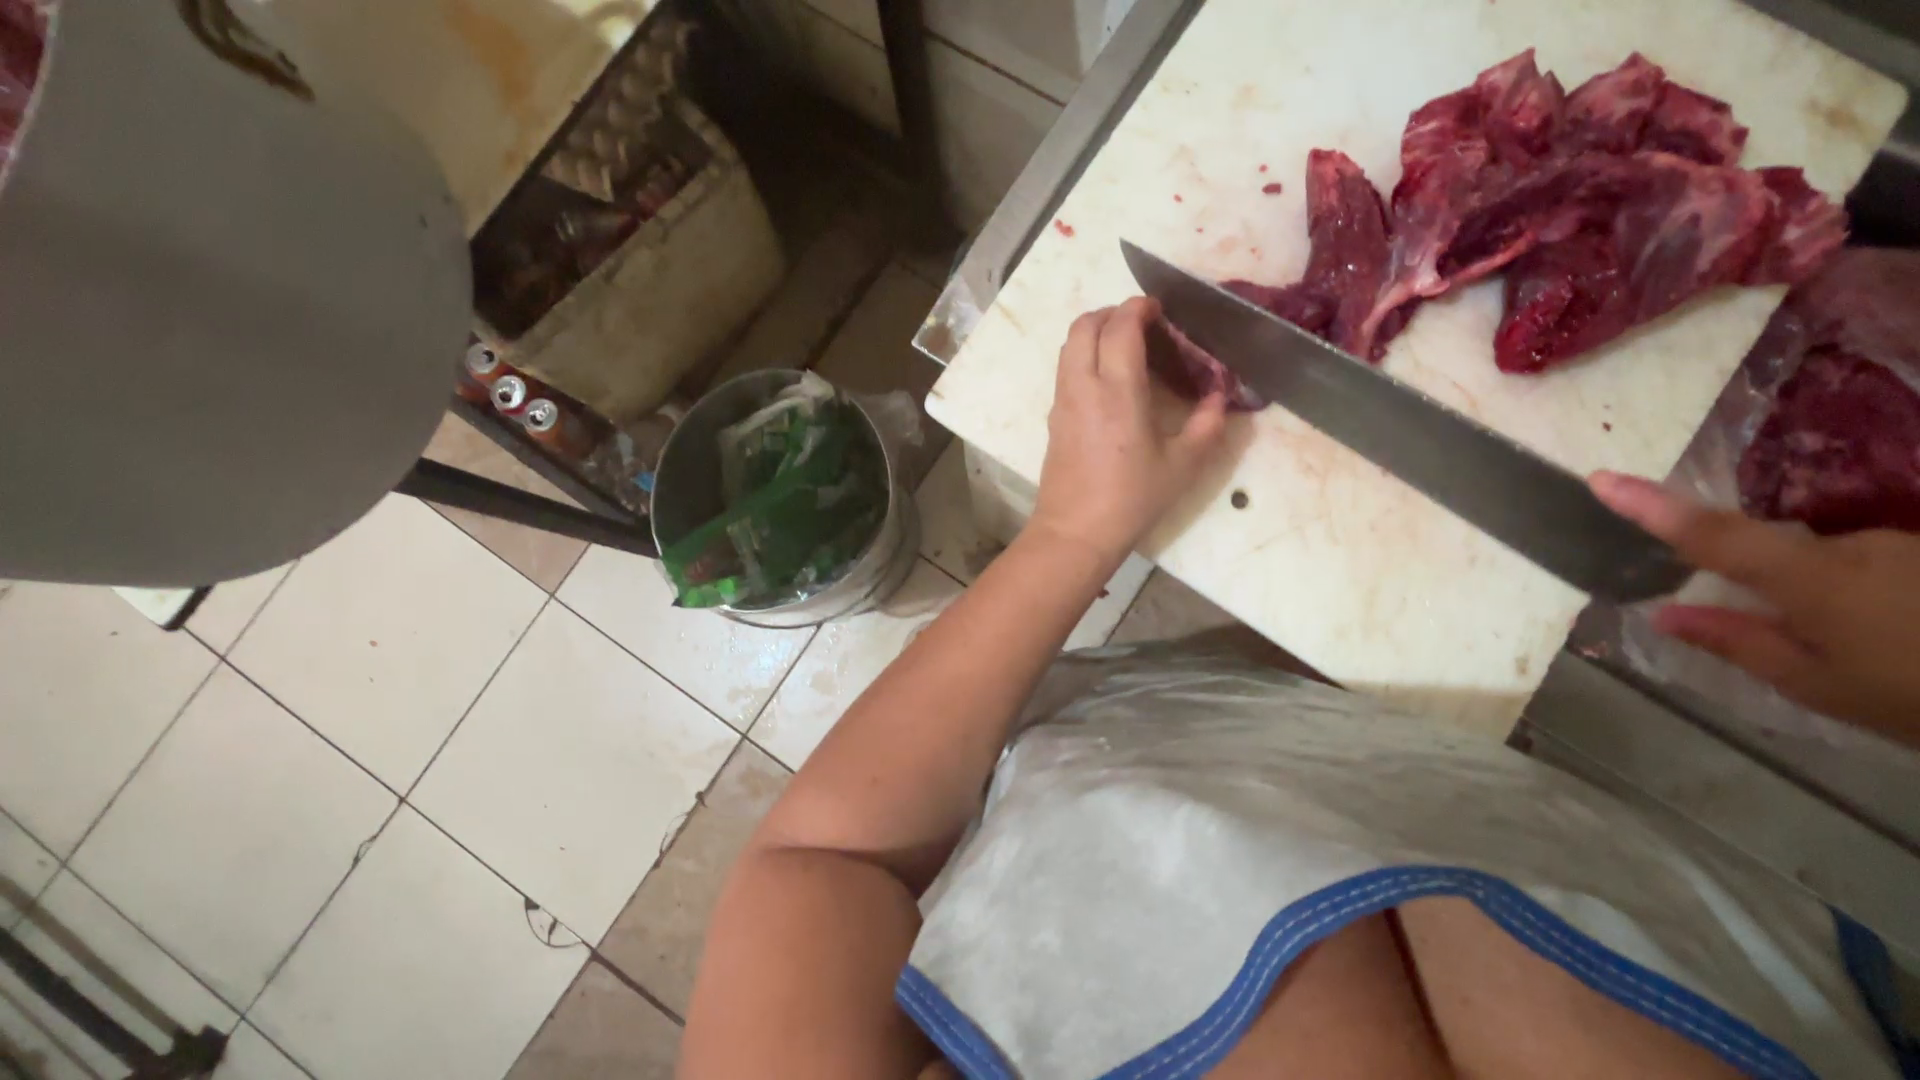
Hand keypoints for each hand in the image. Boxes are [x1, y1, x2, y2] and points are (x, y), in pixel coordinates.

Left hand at [1028, 298, 1228, 565]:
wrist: (1075, 531)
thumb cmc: (1131, 498)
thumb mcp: (1183, 465)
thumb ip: (1207, 425)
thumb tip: (1222, 398)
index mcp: (1117, 389)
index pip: (1120, 326)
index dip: (1139, 308)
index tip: (1159, 309)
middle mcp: (1083, 385)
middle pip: (1085, 325)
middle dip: (1113, 313)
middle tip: (1142, 324)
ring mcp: (1062, 400)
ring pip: (1069, 344)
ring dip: (1095, 332)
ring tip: (1126, 347)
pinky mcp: (1053, 417)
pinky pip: (1065, 369)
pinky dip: (1084, 356)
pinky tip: (1110, 380)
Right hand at [1591, 471, 1919, 745]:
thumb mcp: (1820, 686)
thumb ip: (1737, 643)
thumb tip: (1661, 615)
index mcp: (1810, 580)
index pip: (1710, 535)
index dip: (1651, 507)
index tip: (1600, 478)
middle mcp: (1853, 547)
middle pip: (1781, 555)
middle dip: (1776, 592)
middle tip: (1815, 653)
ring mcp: (1904, 546)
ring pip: (1836, 565)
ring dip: (1837, 603)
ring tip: (1884, 660)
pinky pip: (1881, 570)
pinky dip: (1881, 603)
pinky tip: (1912, 643)